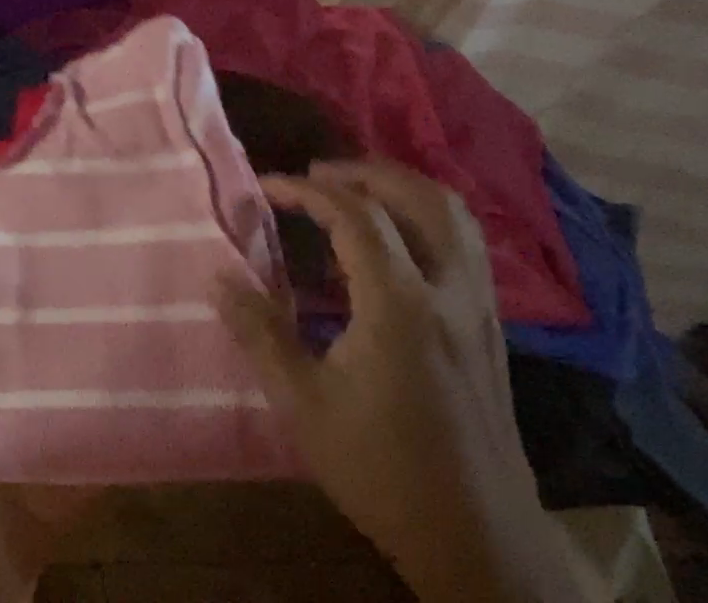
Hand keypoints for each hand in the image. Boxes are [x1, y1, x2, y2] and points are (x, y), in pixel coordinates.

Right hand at [215, 161, 590, 602]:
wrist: (476, 534)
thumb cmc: (378, 466)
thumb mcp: (300, 400)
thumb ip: (258, 330)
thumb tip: (217, 277)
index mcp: (400, 304)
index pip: (356, 216)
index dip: (307, 190)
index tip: (266, 185)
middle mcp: (450, 293)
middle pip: (424, 199)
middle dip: (368, 173)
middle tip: (317, 173)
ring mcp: (480, 311)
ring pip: (456, 221)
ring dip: (403, 193)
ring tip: (354, 196)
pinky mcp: (489, 331)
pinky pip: (464, 250)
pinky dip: (423, 225)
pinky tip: (388, 252)